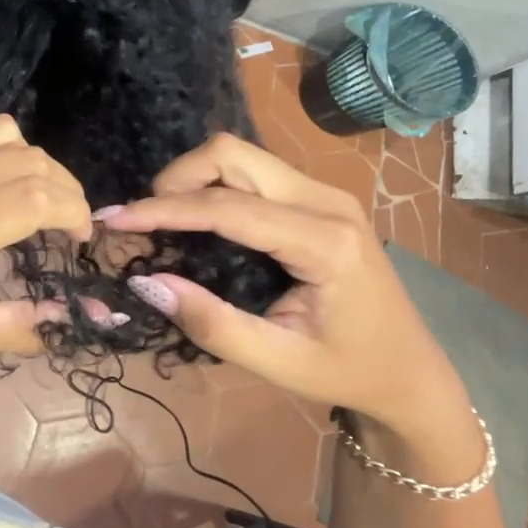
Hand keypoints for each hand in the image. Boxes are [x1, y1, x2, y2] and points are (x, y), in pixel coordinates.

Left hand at [0, 111, 92, 358]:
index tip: (79, 232)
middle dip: (62, 187)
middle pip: (25, 161)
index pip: (32, 199)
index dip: (72, 209)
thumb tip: (77, 313)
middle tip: (64, 216)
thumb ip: (22, 325)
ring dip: (30, 160)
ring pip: (1, 131)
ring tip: (28, 192)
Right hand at [105, 134, 468, 436]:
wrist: (412, 374)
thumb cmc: (347, 371)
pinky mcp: (317, 198)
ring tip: (166, 220)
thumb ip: (211, 323)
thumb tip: (145, 281)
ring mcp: (324, 194)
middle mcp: (326, 203)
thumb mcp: (278, 362)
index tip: (115, 220)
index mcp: (324, 242)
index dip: (164, 209)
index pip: (227, 206)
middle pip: (231, 154)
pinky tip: (198, 219)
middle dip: (177, 178)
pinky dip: (213, 185)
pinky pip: (251, 171)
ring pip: (239, 154)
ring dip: (193, 177)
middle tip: (145, 219)